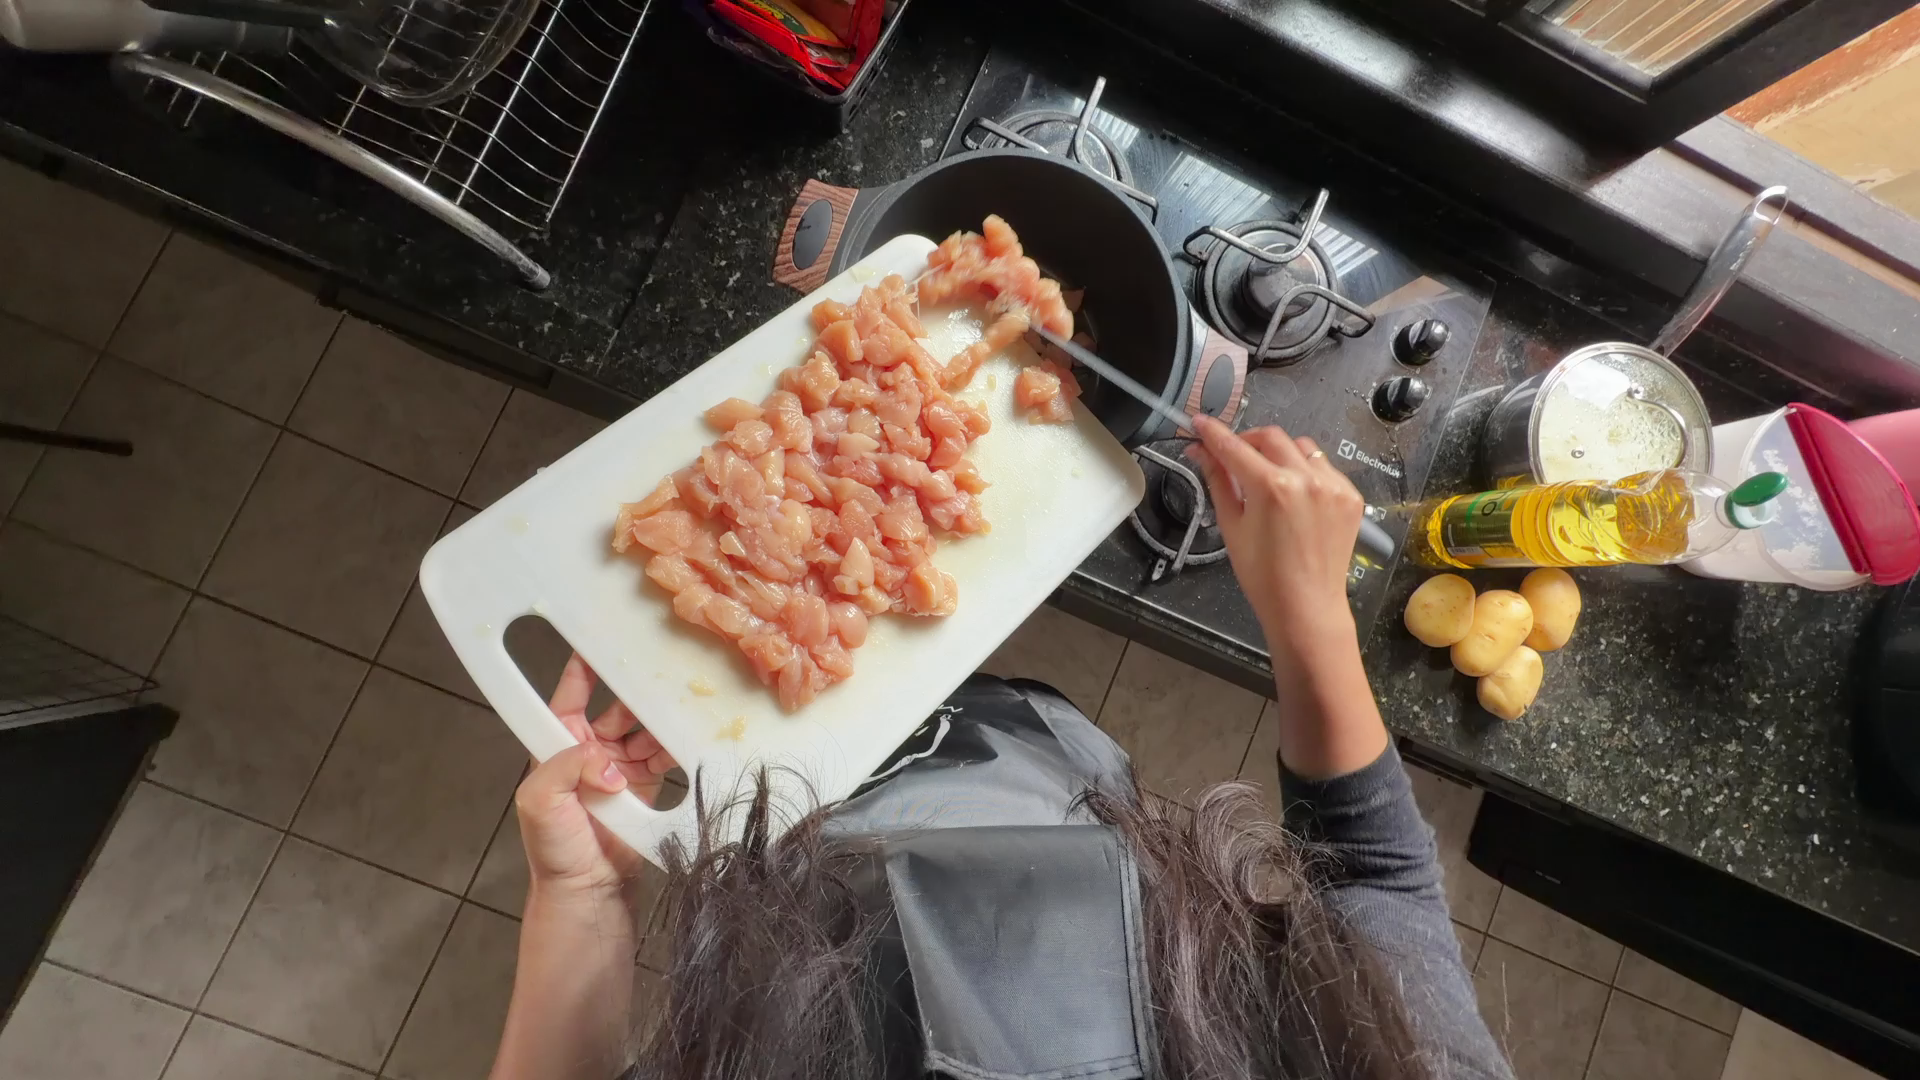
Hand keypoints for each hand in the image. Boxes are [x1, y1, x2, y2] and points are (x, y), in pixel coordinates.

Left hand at [513, 654, 676, 899]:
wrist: (589, 891)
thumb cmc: (555, 848)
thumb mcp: (539, 802)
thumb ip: (565, 765)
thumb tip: (610, 757)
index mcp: (558, 744)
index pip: (570, 695)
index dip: (583, 667)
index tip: (601, 638)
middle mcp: (590, 748)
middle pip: (618, 706)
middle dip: (636, 693)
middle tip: (660, 677)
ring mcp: (620, 764)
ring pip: (645, 727)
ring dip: (659, 721)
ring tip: (678, 712)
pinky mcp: (646, 782)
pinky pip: (663, 752)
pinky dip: (675, 744)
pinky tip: (687, 736)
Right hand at [1187, 414, 1365, 655]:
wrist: (1305, 605)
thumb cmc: (1260, 573)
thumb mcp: (1231, 525)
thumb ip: (1218, 481)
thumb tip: (1200, 452)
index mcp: (1270, 487)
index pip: (1234, 447)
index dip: (1213, 432)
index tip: (1199, 423)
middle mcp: (1305, 478)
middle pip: (1270, 437)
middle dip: (1246, 440)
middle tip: (1230, 455)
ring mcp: (1333, 485)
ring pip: (1300, 447)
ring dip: (1278, 452)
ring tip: (1266, 475)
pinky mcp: (1350, 495)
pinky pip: (1323, 466)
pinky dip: (1304, 470)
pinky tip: (1294, 494)